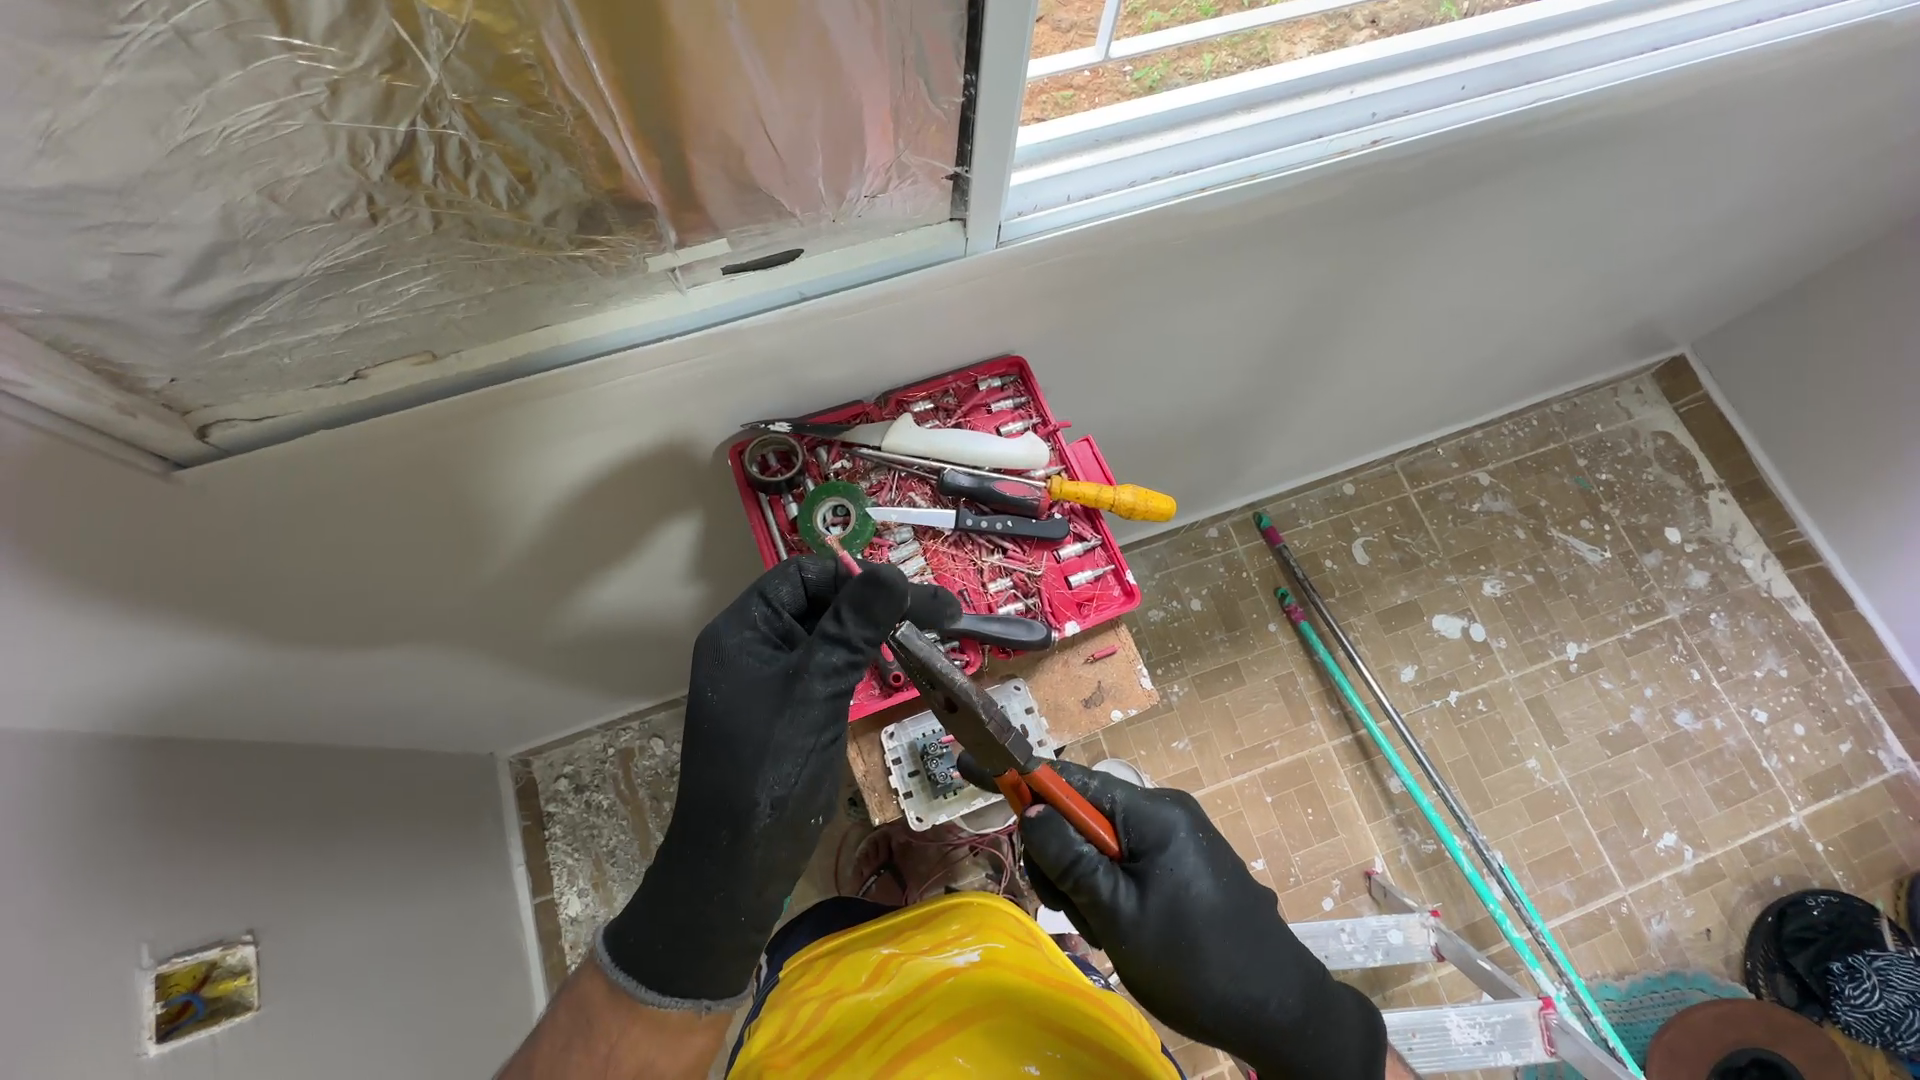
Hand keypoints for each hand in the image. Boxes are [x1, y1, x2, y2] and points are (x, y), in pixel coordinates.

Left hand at [598, 556, 957, 1008]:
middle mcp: (755, 645)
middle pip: (819, 603)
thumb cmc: (772, 766)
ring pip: (830, 636)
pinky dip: (864, 661)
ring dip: (874, 631)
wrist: (742, 858)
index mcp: (744, 629)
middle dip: (873, 604)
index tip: (908, 592)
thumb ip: (852, 628)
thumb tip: (892, 573)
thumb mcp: (817, 687)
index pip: (803, 577)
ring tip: (929, 632)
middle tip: (935, 613)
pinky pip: (830, 668)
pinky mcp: (791, 707)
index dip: (854, 577)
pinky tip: (897, 663)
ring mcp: (772, 678)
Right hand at [1018, 761, 1388, 1079]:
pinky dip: (1107, 887)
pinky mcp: (1181, 861)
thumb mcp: (1119, 916)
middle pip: (1080, 812)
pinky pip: (1125, 858)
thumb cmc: (1195, 964)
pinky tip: (1121, 927)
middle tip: (1069, 909)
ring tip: (1105, 930)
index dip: (1017, 773)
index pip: (1068, 778)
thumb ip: (1070, 860)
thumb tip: (1030, 810)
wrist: (1280, 1011)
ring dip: (1084, 881)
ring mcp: (1175, 836)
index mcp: (1151, 812)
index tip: (969, 764)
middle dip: (1059, 855)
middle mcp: (1162, 811)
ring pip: (1099, 840)